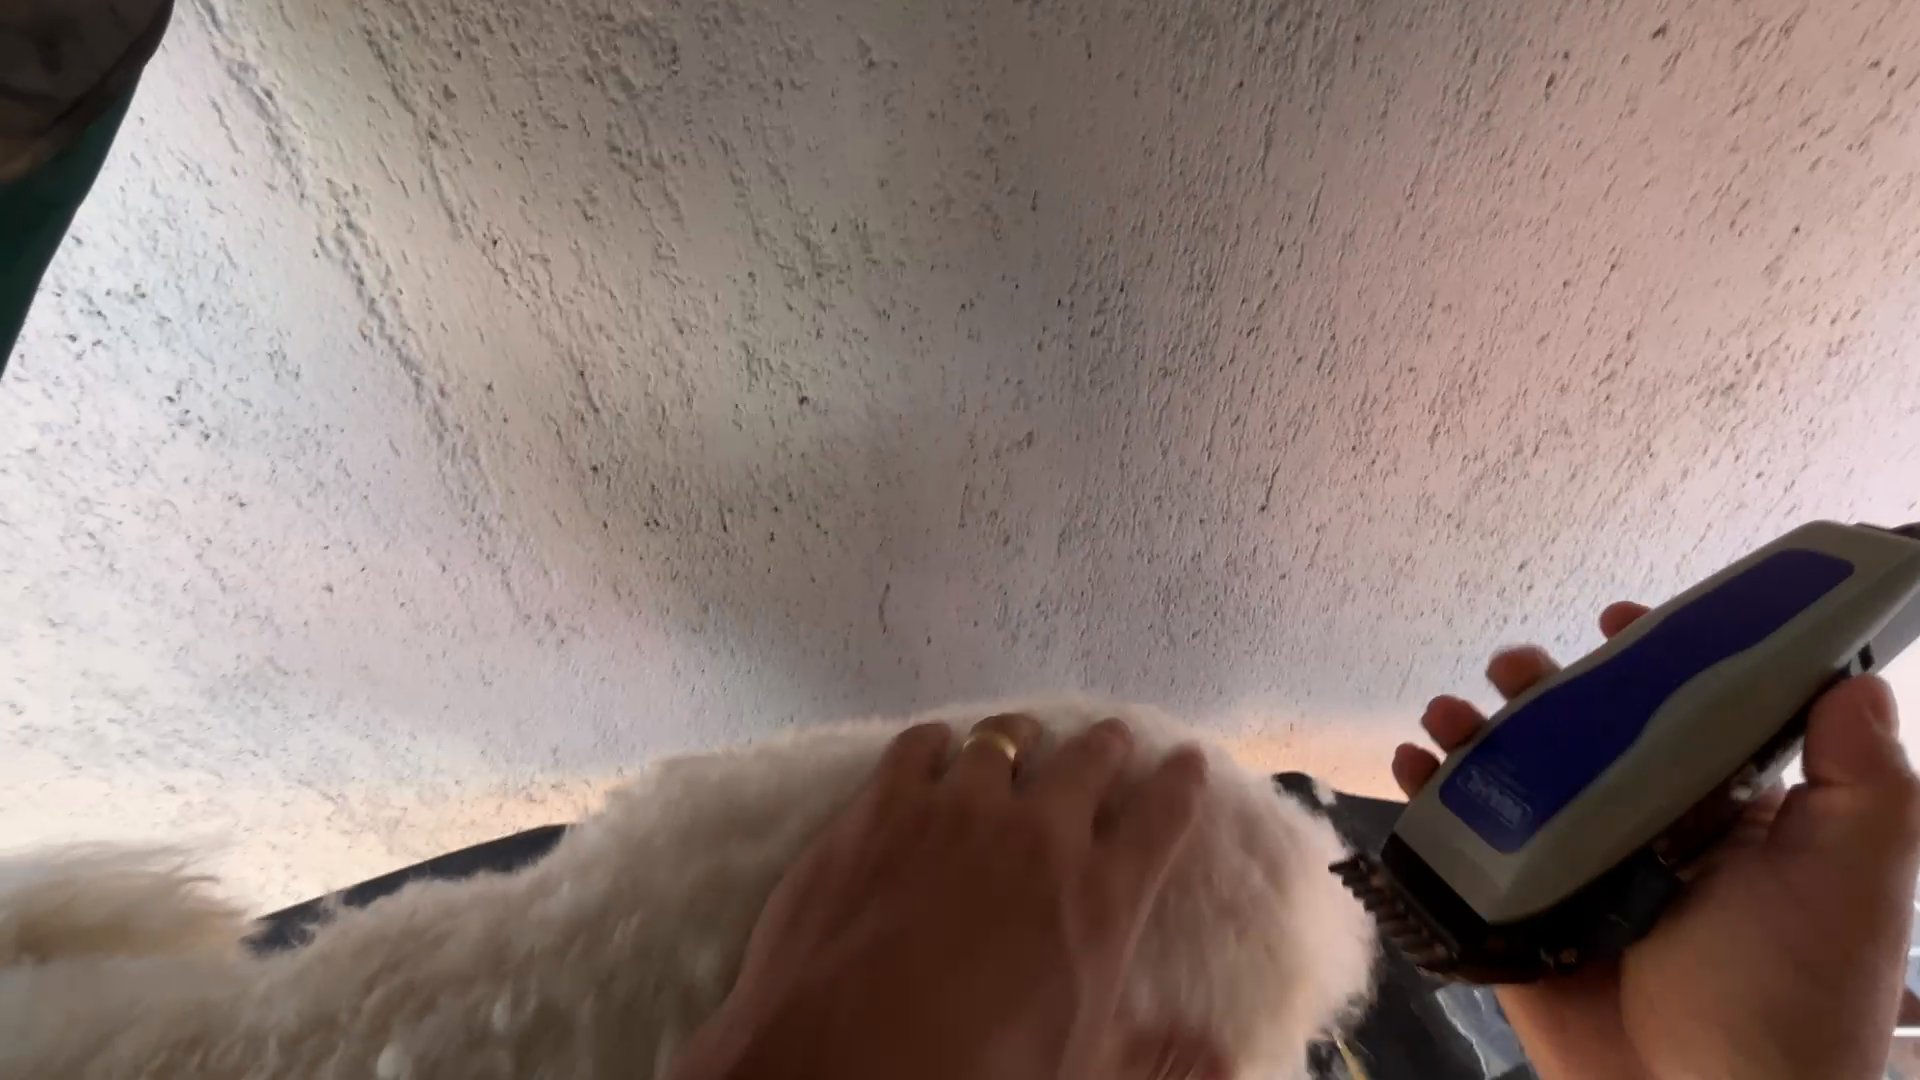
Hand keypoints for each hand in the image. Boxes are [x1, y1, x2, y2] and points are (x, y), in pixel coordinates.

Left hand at [668, 714, 1221, 1079]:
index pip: (1160, 821)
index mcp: (1094, 899)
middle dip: (1108, 745)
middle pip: (1089, 761)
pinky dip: (936, 741)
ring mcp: (958, 806)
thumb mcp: (1083, 1076)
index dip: (1181, 784)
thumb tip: (1220, 1056)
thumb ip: (1155, 1058)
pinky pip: (921, 743)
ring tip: (1024, 735)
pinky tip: (936, 746)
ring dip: (1022, 734)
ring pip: (1005, 737)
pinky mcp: (886, 801)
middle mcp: (1035, 834)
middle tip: (1112, 737)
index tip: (1190, 758)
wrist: (839, 1068)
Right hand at [1392, 602, 1919, 1079]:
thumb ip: (1862, 788)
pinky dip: (1418, 785)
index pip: (1673, 715)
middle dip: (1533, 684)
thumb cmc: (1784, 989)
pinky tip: (1409, 762)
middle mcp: (1624, 818)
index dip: (1647, 659)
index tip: (1620, 619)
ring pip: (1497, 765)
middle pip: (1567, 727)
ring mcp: (1553, 851)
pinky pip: (1448, 822)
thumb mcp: (1845, 886)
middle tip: (1514, 668)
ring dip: (1463, 725)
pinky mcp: (1496, 886)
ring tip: (1447, 714)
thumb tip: (1851, 679)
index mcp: (1706, 809)